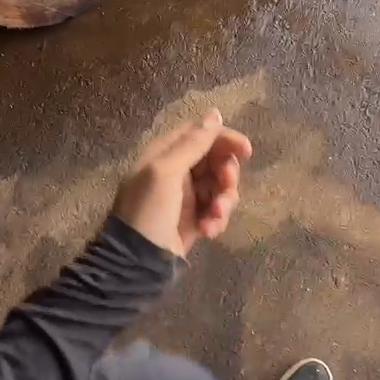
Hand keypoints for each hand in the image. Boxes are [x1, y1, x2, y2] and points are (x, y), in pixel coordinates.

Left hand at [112, 110, 252, 256]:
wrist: (135, 265)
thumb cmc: (147, 211)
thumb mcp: (166, 172)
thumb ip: (192, 144)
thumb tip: (215, 114)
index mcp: (165, 154)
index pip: (200, 134)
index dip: (224, 139)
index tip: (245, 151)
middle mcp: (176, 171)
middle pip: (215, 159)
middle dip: (226, 174)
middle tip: (226, 187)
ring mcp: (186, 197)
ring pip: (220, 186)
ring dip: (223, 200)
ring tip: (215, 217)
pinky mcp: (194, 220)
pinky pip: (216, 210)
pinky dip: (217, 219)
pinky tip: (209, 231)